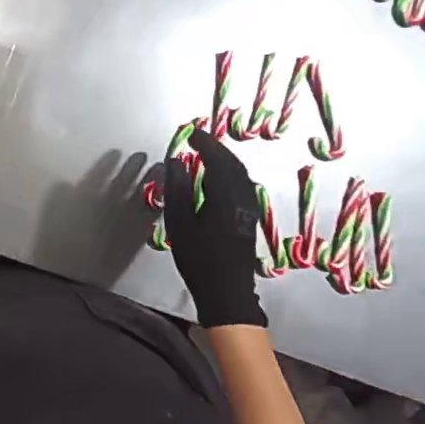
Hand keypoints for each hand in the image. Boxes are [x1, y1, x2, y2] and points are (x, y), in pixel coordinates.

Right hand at [163, 129, 267, 328]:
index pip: (217, 160)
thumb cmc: (198, 259)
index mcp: (225, 196)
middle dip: (216, 149)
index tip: (191, 133)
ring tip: (206, 155)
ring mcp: (249, 207)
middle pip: (233, 164)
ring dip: (224, 160)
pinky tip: (218, 178)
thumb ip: (178, 190)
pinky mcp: (249, 217)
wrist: (226, 290)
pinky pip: (242, 184)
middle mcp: (242, 197)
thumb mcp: (179, 224)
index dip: (205, 144)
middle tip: (197, 140)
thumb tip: (175, 162)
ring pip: (240, 174)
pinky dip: (229, 173)